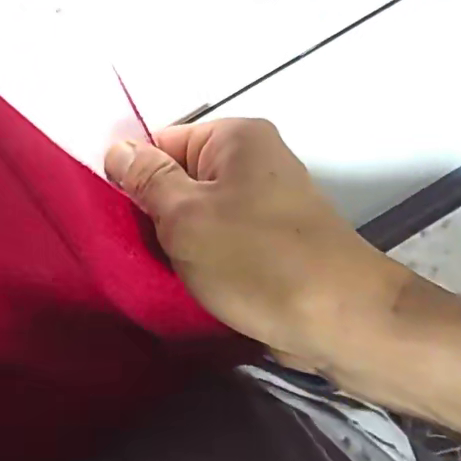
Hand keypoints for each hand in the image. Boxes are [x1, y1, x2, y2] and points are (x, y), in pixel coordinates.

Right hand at [104, 119, 417, 368]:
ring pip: (198, 212)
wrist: (343, 322)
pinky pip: (221, 236)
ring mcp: (266, 201)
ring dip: (177, 239)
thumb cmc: (257, 260)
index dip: (135, 178)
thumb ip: (145, 179)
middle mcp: (254, 160)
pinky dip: (203, 256)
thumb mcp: (184, 216)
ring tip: (160, 266)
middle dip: (155, 212)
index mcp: (235, 138)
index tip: (120, 217)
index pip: (161, 143)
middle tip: (135, 245)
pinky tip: (187, 279)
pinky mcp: (272, 239)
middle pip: (180, 177)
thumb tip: (117, 150)